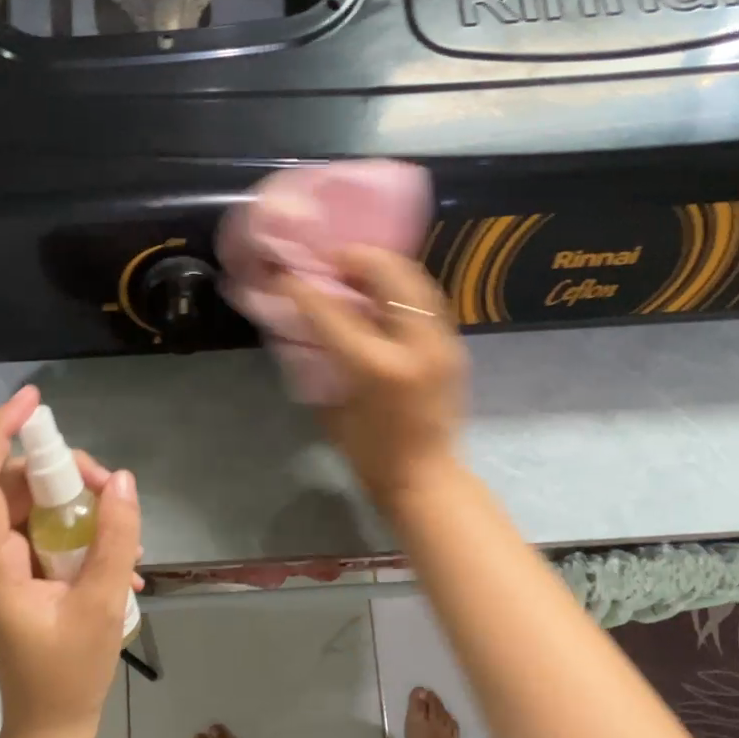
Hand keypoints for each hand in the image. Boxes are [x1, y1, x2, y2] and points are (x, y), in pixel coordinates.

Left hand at [0, 385, 142, 737]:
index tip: (31, 401)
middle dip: (61, 472)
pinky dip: (74, 526)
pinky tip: (116, 550)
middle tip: (112, 488)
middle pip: (11, 484)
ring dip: (75, 501)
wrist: (51, 724)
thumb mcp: (103, 603)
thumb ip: (116, 539)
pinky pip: (40, 529)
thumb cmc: (69, 672)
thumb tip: (123, 480)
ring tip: (123, 528)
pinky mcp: (16, 573)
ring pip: (29, 503)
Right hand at [274, 245, 466, 506]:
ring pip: (414, 280)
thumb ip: (322, 358)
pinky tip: (380, 295)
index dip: (304, 289)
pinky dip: (401, 288)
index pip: (334, 311)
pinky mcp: (453, 346)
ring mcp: (441, 342)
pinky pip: (426, 300)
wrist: (425, 478)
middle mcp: (415, 345)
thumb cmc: (369, 454)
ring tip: (355, 271)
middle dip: (355, 258)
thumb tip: (306, 324)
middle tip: (330, 261)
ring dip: (382, 268)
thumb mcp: (332, 407)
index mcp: (378, 367)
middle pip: (389, 274)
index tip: (285, 275)